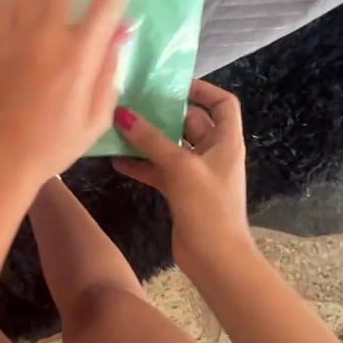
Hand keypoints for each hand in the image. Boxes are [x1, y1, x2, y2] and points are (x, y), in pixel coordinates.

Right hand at [112, 80, 255, 272]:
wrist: (215, 257)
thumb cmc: (207, 207)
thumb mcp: (180, 167)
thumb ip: (151, 140)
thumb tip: (123, 114)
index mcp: (226, 141)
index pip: (222, 103)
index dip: (203, 90)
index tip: (173, 84)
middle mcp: (213, 153)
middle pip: (190, 122)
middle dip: (164, 112)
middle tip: (134, 101)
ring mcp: (196, 173)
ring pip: (170, 147)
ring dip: (148, 139)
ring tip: (120, 126)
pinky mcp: (181, 192)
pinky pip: (159, 170)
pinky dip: (141, 165)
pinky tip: (117, 161)